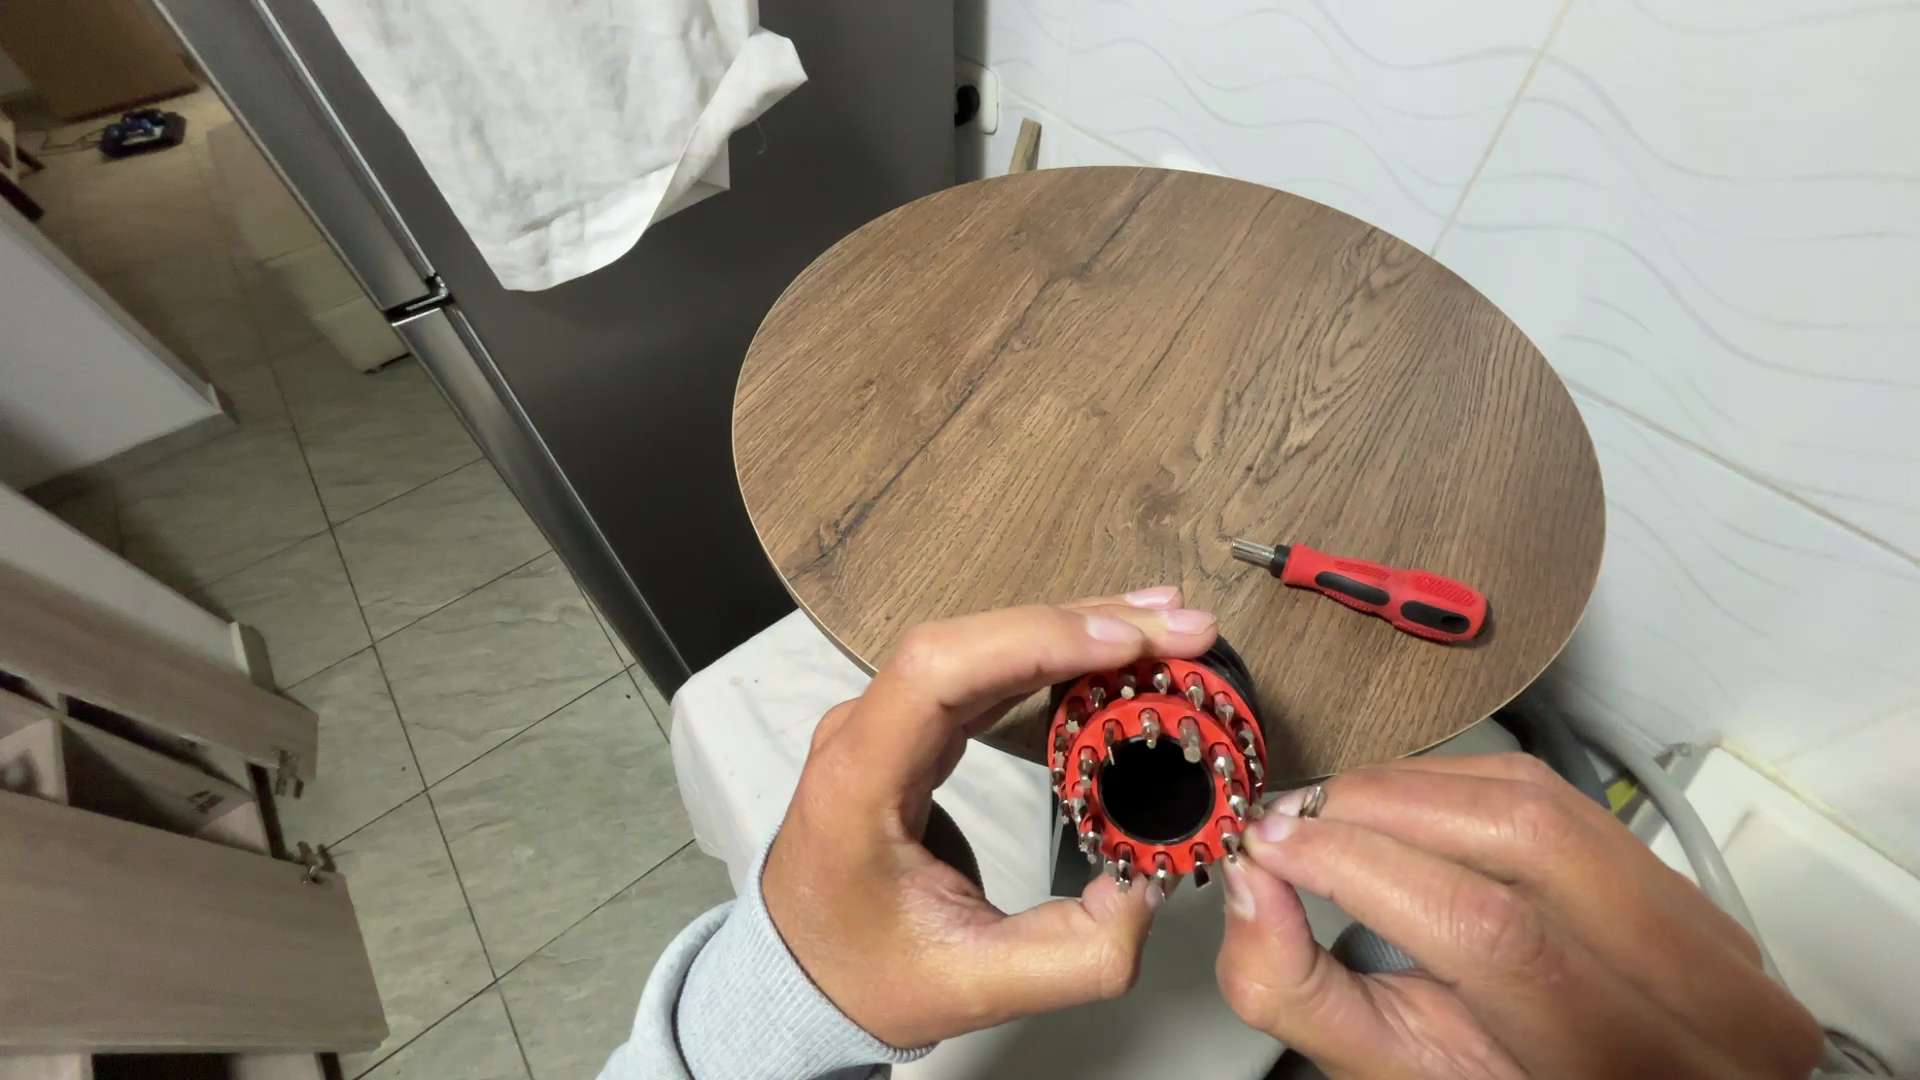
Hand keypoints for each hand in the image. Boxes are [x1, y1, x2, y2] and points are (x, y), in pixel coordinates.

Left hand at [762, 588, 1220, 1047]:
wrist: (799, 966)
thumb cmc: (863, 970)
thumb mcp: (973, 984)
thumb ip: (1076, 952)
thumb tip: (1152, 884)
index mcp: (860, 775)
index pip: (937, 668)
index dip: (1032, 639)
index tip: (1125, 644)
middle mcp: (867, 726)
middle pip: (972, 640)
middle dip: (1080, 624)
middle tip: (1178, 627)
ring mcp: (888, 716)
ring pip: (983, 643)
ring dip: (1073, 628)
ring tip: (1159, 626)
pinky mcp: (914, 723)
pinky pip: (985, 669)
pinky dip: (1051, 653)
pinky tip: (1106, 648)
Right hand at [1215, 754, 1823, 1078]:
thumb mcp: (1386, 1073)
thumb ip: (1296, 988)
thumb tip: (1252, 878)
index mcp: (1626, 1070)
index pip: (1489, 931)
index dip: (1359, 866)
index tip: (1270, 842)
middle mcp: (1704, 996)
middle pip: (1523, 838)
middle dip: (1376, 807)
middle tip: (1293, 819)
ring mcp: (1699, 922)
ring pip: (1532, 794)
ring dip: (1401, 783)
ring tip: (1331, 810)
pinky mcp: (1659, 868)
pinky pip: (1540, 785)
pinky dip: (1440, 777)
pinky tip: (1392, 803)